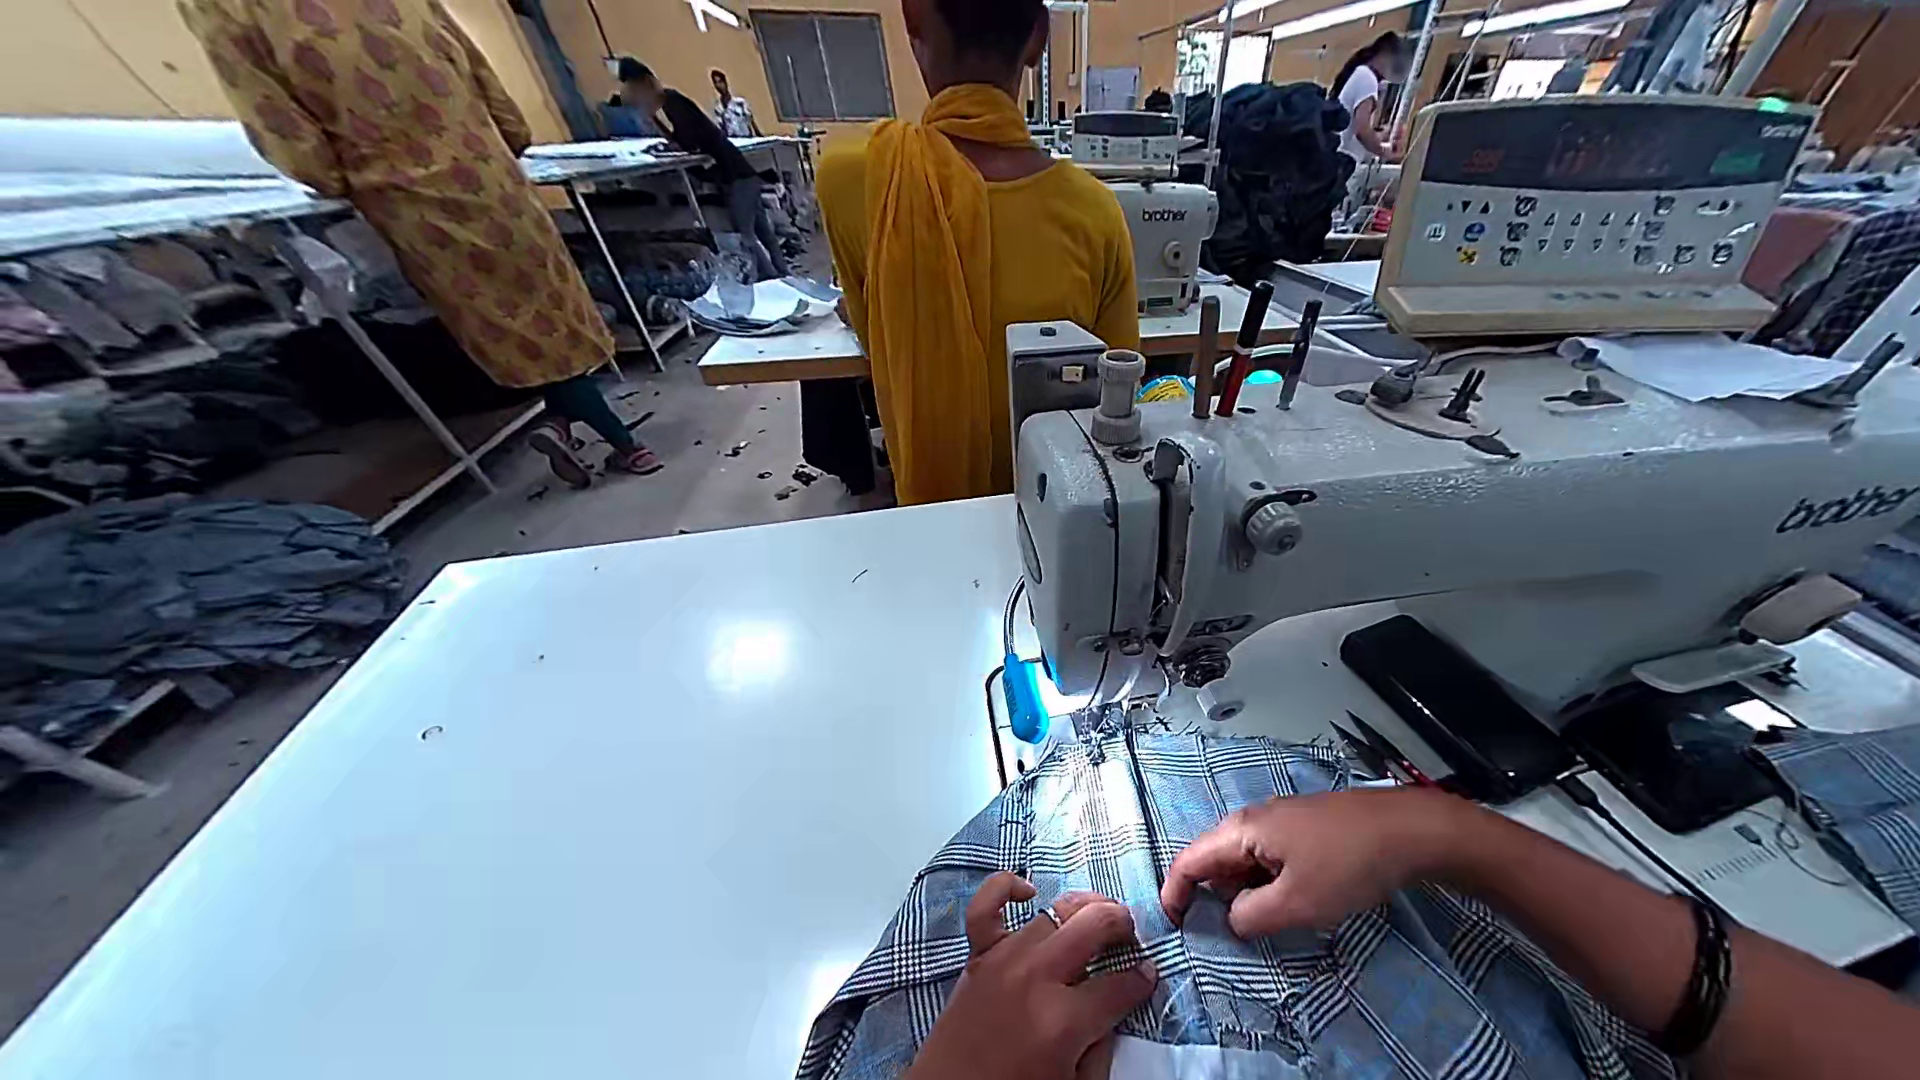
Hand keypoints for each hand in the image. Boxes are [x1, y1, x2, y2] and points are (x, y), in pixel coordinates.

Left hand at [906, 873, 1157, 1079]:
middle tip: (1130, 932)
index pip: (1119, 987)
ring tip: (1097, 913)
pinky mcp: (978, 953)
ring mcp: (1004, 958)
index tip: (1148, 974)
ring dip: (1082, 908)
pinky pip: (987, 905)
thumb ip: (1099, 1047)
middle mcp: (1035, 978)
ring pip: (1052, 913)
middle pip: (1091, 927)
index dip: (1141, 980)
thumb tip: (1112, 1006)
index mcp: (1063, 1021)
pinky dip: (1006, 888)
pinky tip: (1028, 891)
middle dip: (1120, 924)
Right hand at [1160, 788, 1479, 935]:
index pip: (1189, 860)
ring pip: (1242, 858)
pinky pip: (1265, 855)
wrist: (1404, 829)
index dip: (1175, 891)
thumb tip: (1231, 918)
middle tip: (1233, 931)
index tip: (1174, 924)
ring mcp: (1275, 819)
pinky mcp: (1298, 826)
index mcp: (1239, 831)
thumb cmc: (1346, 864)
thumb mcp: (1298, 903)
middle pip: (1214, 858)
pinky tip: (1293, 898)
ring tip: (1270, 919)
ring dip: (1244, 890)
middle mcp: (1249, 819)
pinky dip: (1265, 880)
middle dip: (1213, 894)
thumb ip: (1252, 916)